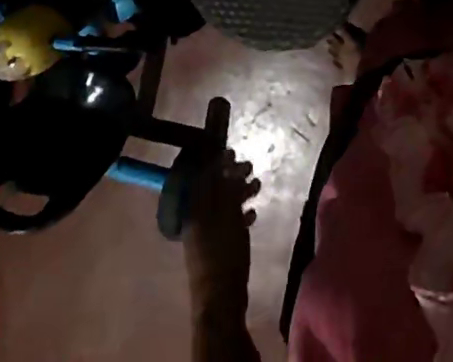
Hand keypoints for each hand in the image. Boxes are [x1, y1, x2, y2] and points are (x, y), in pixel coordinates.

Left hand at [183, 148, 258, 291]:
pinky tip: (253, 214)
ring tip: (258, 187)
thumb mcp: (227, 218)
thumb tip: (225, 166)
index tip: (233, 151)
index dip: (217, 162)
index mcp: (194, 209)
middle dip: (231, 176)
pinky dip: (239, 215)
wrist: (220, 301)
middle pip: (214, 189)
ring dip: (239, 194)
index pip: (203, 176)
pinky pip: (227, 223)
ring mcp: (205, 234)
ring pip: (222, 205)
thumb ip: (226, 191)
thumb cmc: (223, 255)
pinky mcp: (216, 248)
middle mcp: (196, 218)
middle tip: (250, 167)